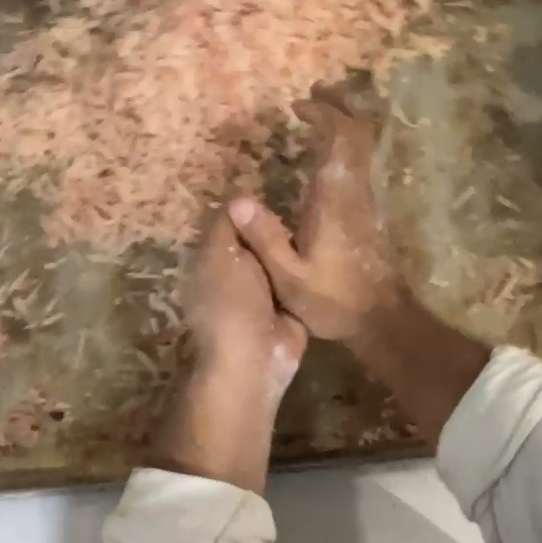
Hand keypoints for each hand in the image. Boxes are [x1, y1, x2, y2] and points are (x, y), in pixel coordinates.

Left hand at [150, 211, 306, 493]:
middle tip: (305, 197)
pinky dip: (312, 267)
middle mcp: (236, 275)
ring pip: (282, 257)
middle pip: (259, 238)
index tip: (272, 184)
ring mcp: (265, 292)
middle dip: (277, 224)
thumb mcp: (221, 254)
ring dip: (297, 244)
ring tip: (322, 212)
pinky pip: (301, 279)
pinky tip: (330, 244)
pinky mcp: (291, 307)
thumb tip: (239, 197)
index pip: (230, 224)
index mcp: (211, 261)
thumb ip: (227, 224)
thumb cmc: (230, 303)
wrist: (254, 358)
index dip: (248, 207)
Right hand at [227, 84, 407, 342]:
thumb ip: (264, 238)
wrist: (381, 320)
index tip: (300, 105)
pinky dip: (346, 149)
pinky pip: (362, 166)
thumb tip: (235, 200)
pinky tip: (328, 160)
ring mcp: (368, 201)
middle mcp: (356, 191)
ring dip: (345, 125)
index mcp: (335, 197)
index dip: (323, 113)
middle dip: (339, 106)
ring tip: (320, 116)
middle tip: (315, 94)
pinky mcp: (370, 215)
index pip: (339, 137)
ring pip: (365, 148)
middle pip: (359, 132)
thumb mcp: (289, 277)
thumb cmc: (333, 301)